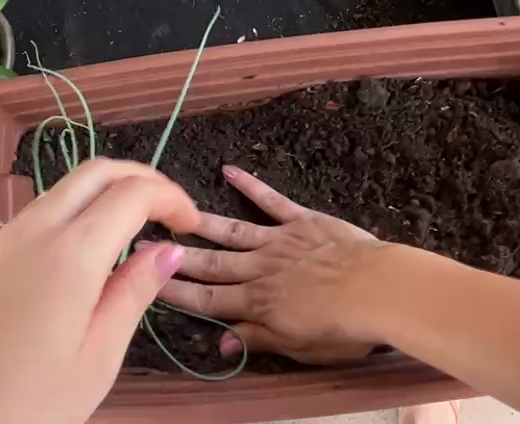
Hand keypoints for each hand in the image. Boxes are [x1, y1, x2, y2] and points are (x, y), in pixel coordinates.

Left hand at [0, 158, 200, 423]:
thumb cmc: (29, 405)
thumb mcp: (97, 358)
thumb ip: (134, 293)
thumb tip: (168, 250)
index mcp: (72, 250)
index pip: (133, 193)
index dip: (170, 198)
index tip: (191, 224)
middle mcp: (37, 226)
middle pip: (97, 170)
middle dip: (140, 178)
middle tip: (169, 211)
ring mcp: (6, 235)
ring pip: (66, 186)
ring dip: (105, 191)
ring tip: (133, 229)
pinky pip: (40, 210)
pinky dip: (74, 210)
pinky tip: (86, 251)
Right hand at [157, 164, 390, 363]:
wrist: (377, 290)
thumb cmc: (344, 329)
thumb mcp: (300, 348)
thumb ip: (259, 339)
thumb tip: (219, 343)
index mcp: (258, 304)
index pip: (209, 300)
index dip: (177, 292)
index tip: (149, 282)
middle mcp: (259, 269)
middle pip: (211, 264)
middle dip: (176, 256)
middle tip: (142, 241)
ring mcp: (277, 240)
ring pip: (231, 231)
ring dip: (200, 223)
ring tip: (171, 211)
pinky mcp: (299, 220)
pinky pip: (270, 201)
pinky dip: (249, 185)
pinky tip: (228, 169)